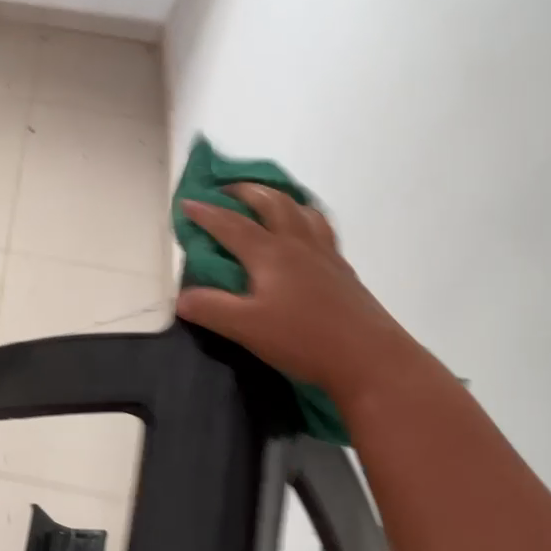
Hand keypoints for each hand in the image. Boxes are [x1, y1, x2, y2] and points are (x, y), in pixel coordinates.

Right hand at [177, 184, 425, 404]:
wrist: (369, 359)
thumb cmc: (303, 339)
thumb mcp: (245, 327)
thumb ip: (210, 308)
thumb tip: (181, 297)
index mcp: (271, 254)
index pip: (232, 224)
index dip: (207, 213)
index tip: (186, 203)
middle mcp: (298, 245)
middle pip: (273, 203)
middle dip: (246, 191)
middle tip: (226, 191)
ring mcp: (325, 256)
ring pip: (303, 211)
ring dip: (280, 199)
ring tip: (267, 202)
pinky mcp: (342, 271)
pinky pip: (321, 229)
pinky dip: (305, 218)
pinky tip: (304, 234)